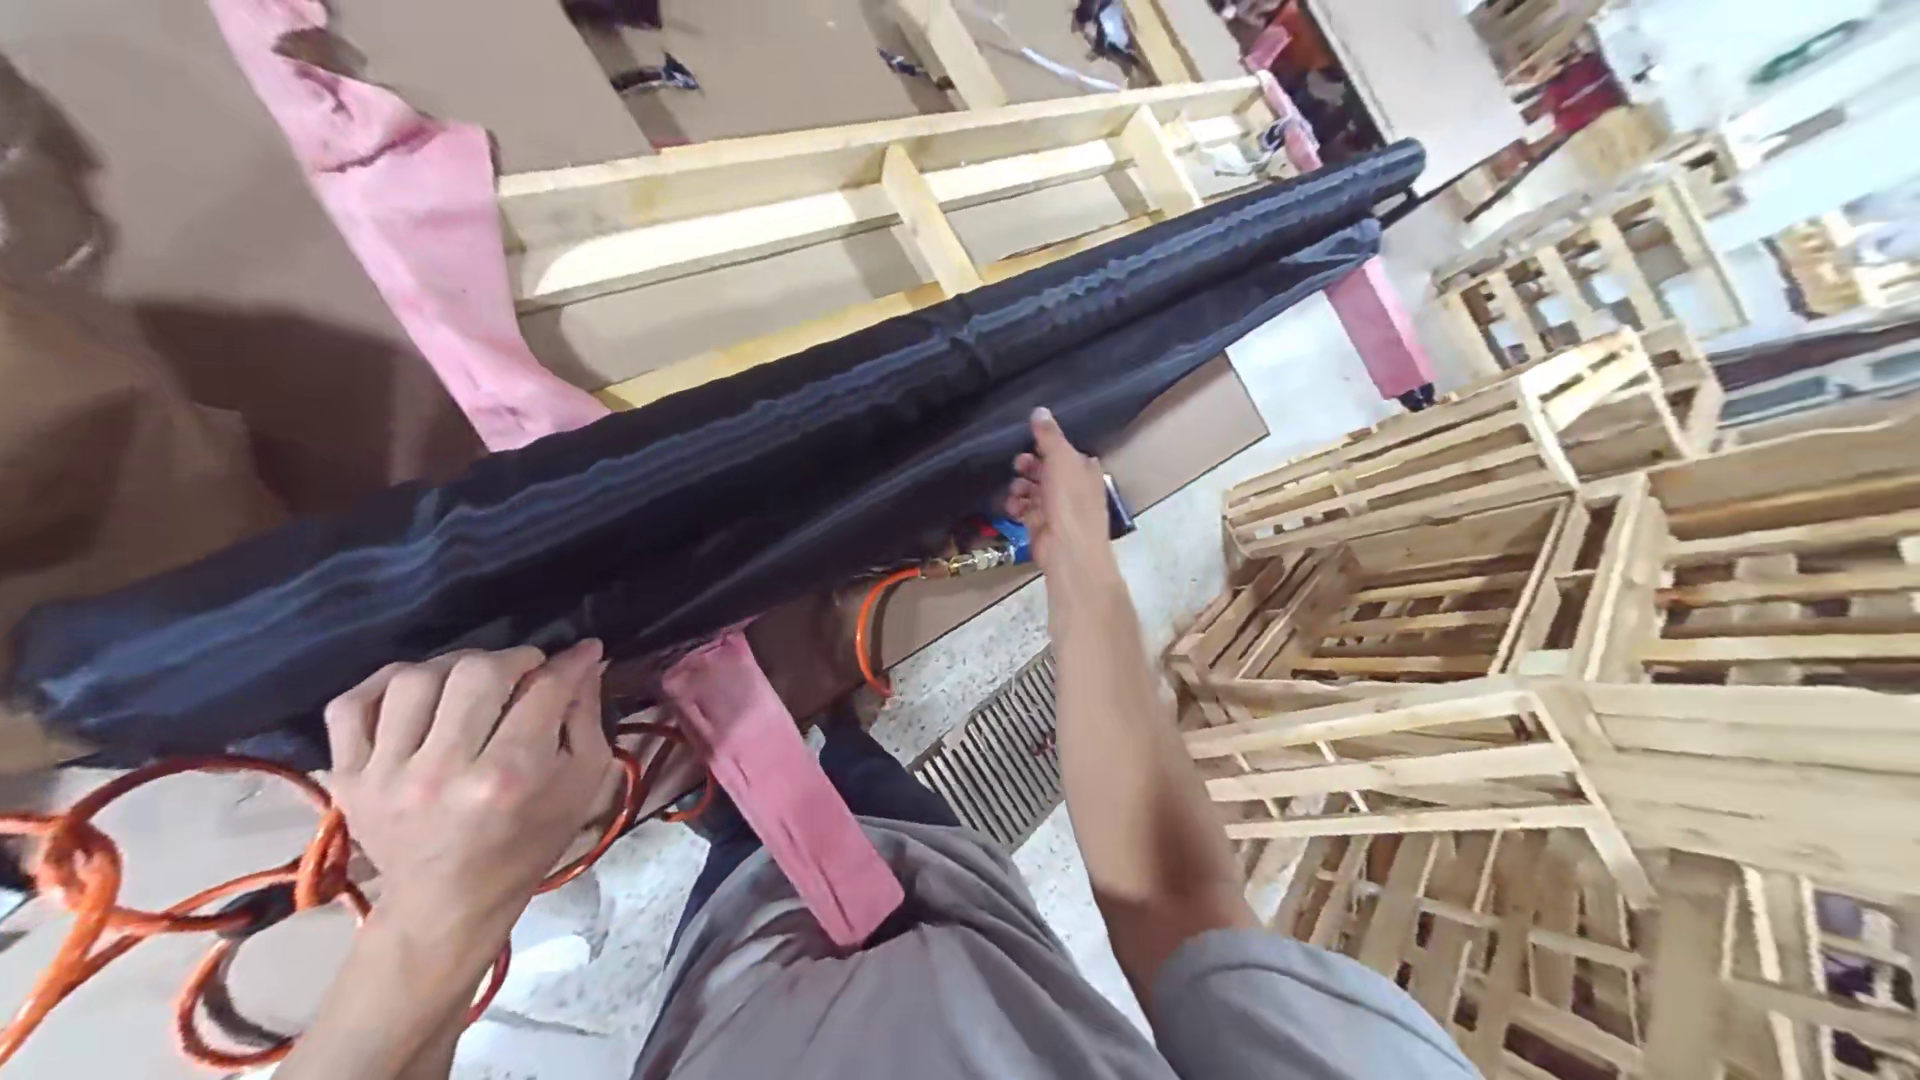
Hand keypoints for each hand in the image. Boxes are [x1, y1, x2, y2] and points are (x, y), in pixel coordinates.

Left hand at [323, 641, 618, 935]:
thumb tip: (584, 661)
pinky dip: (387, 683)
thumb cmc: (530, 840)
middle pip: (478, 672)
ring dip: (458, 665)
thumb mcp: (583, 781)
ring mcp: (385, 774)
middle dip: (517, 658)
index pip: (545, 689)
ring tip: (476, 681)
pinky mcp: (348, 778)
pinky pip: (352, 704)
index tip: (584, 651)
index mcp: (510, 777)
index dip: (572, 661)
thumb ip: (586, 715)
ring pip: (416, 677)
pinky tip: (421, 690)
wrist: (449, 902)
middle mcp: (443, 770)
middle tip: (529, 670)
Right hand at [1004, 407, 1122, 603]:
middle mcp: (1073, 488)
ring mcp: (1057, 509)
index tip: (1029, 442)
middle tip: (1018, 466)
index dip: (1045, 447)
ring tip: (1016, 491)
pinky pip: (1025, 510)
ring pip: (1033, 490)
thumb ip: (1049, 435)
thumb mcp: (1061, 458)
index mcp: (1085, 470)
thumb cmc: (1071, 500)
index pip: (1063, 452)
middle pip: (1045, 470)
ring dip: (1021, 488)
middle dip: (1029, 467)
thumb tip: (1039, 410)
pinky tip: (1012, 507)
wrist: (1069, 548)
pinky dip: (1017, 507)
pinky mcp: (1041, 526)